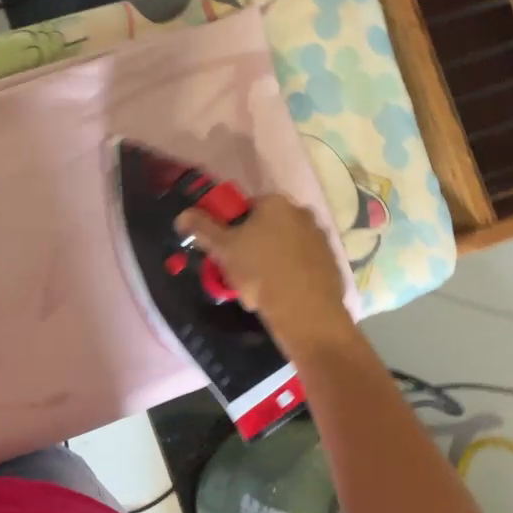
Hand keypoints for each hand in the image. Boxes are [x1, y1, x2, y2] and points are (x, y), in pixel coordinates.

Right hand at [175, 194, 355, 350]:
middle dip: (252, 247)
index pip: (246, 208)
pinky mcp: (330, 261)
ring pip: (284, 247)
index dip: (231, 230)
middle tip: (238, 273)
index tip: (225, 252)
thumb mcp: (223, 250)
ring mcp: (320, 237)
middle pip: (267, 227)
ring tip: (258, 290)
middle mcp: (302, 212)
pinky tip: (279, 295)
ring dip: (270, 262)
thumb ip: (202, 229)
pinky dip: (289, 275)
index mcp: (275, 203)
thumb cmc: (259, 272)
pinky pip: (301, 264)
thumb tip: (182, 215)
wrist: (304, 309)